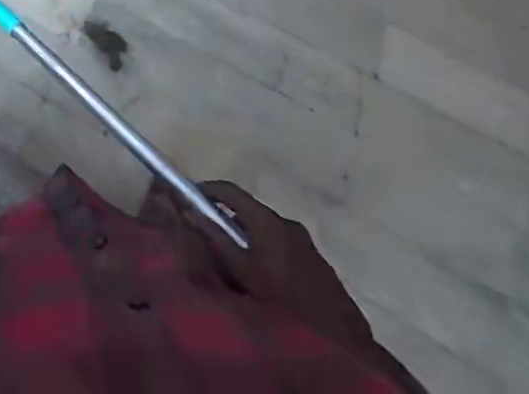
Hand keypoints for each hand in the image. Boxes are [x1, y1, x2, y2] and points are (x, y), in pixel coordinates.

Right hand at [182, 183, 421, 389]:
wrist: (341, 340)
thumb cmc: (284, 303)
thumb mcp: (242, 273)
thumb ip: (215, 240)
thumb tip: (190, 212)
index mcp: (268, 222)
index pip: (230, 190)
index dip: (206, 189)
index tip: (187, 197)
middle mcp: (288, 224)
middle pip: (248, 211)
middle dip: (225, 219)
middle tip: (206, 236)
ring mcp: (306, 243)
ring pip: (266, 230)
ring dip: (246, 238)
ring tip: (231, 262)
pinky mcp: (316, 262)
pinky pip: (282, 246)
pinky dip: (265, 251)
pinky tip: (260, 278)